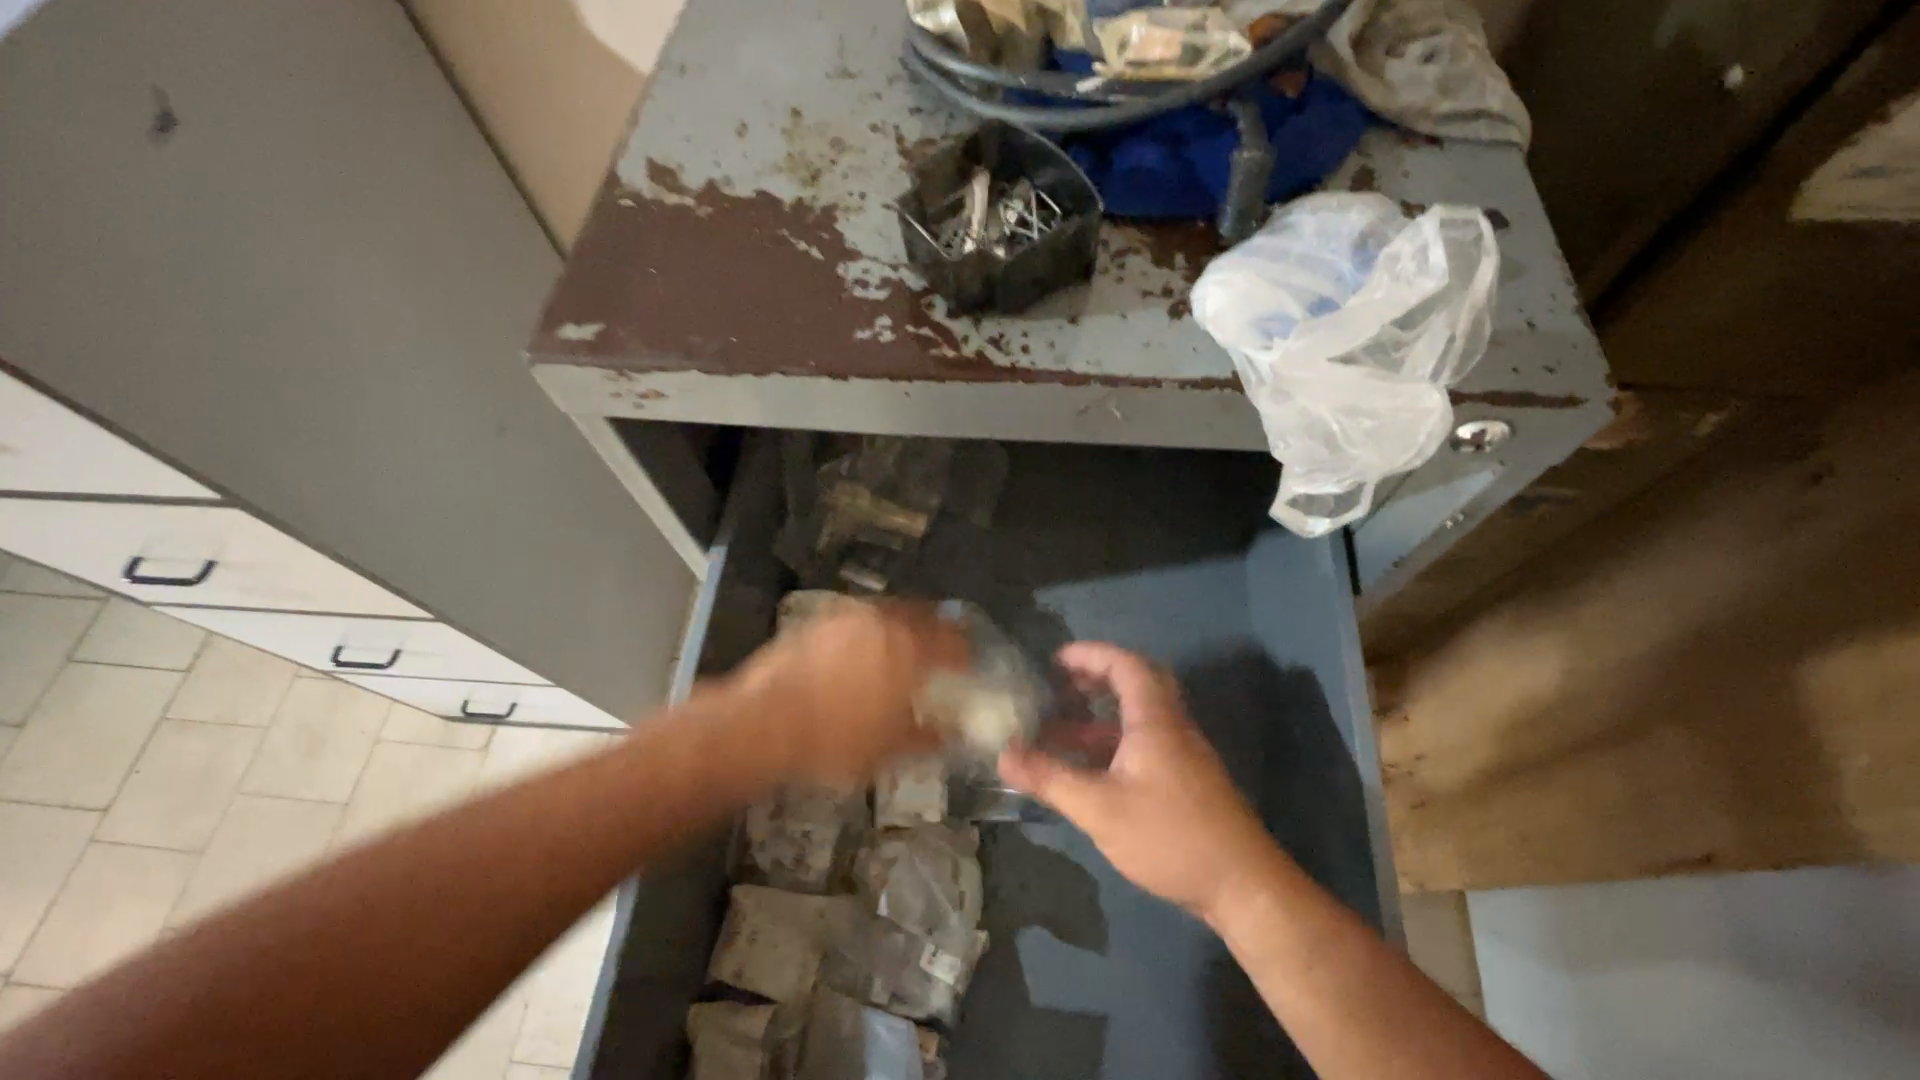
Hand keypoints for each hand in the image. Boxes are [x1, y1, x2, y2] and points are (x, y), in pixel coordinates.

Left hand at [725, 600, 968, 785]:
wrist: (759, 726)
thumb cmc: (833, 742)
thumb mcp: (890, 750)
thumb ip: (930, 736)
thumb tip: (952, 731)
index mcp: (910, 647)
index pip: (956, 642)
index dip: (966, 658)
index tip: (968, 673)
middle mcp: (882, 620)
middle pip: (924, 617)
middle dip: (936, 637)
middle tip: (938, 660)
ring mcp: (846, 617)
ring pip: (889, 616)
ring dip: (902, 632)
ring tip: (900, 660)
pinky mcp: (816, 622)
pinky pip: (857, 623)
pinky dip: (869, 636)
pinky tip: (859, 662)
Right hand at [998, 642, 1281, 923]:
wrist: (1241, 885)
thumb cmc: (1169, 836)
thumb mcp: (1099, 809)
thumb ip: (1051, 779)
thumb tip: (1003, 755)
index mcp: (1155, 721)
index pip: (1126, 665)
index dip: (1090, 655)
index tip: (1055, 660)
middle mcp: (1172, 728)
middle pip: (1137, 685)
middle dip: (1095, 680)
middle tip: (1059, 688)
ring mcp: (1183, 756)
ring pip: (1139, 720)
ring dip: (1099, 719)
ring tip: (1056, 734)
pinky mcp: (1186, 783)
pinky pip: (1144, 745)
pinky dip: (1112, 746)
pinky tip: (1086, 773)